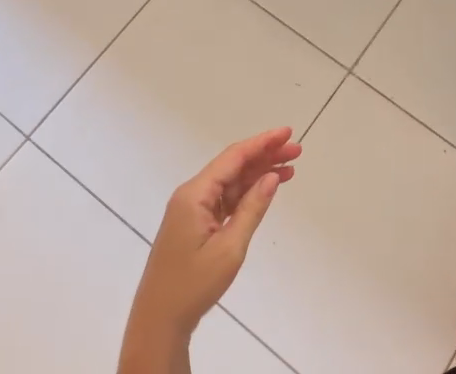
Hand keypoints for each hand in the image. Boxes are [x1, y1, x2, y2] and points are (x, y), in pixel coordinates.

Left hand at [135, 129, 300, 335]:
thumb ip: (252, 208)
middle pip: (233, 166)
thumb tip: (272, 177)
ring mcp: (192, 210)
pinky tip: (267, 190)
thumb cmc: (193, 284)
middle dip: (265, 156)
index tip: (287, 133)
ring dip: (259, 174)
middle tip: (296, 150)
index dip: (262, 142)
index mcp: (195, 194)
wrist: (158, 322)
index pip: (233, 157)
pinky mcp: (195, 225)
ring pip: (231, 182)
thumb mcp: (229, 248)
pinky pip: (225, 199)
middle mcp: (191, 195)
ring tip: (290, 169)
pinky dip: (247, 193)